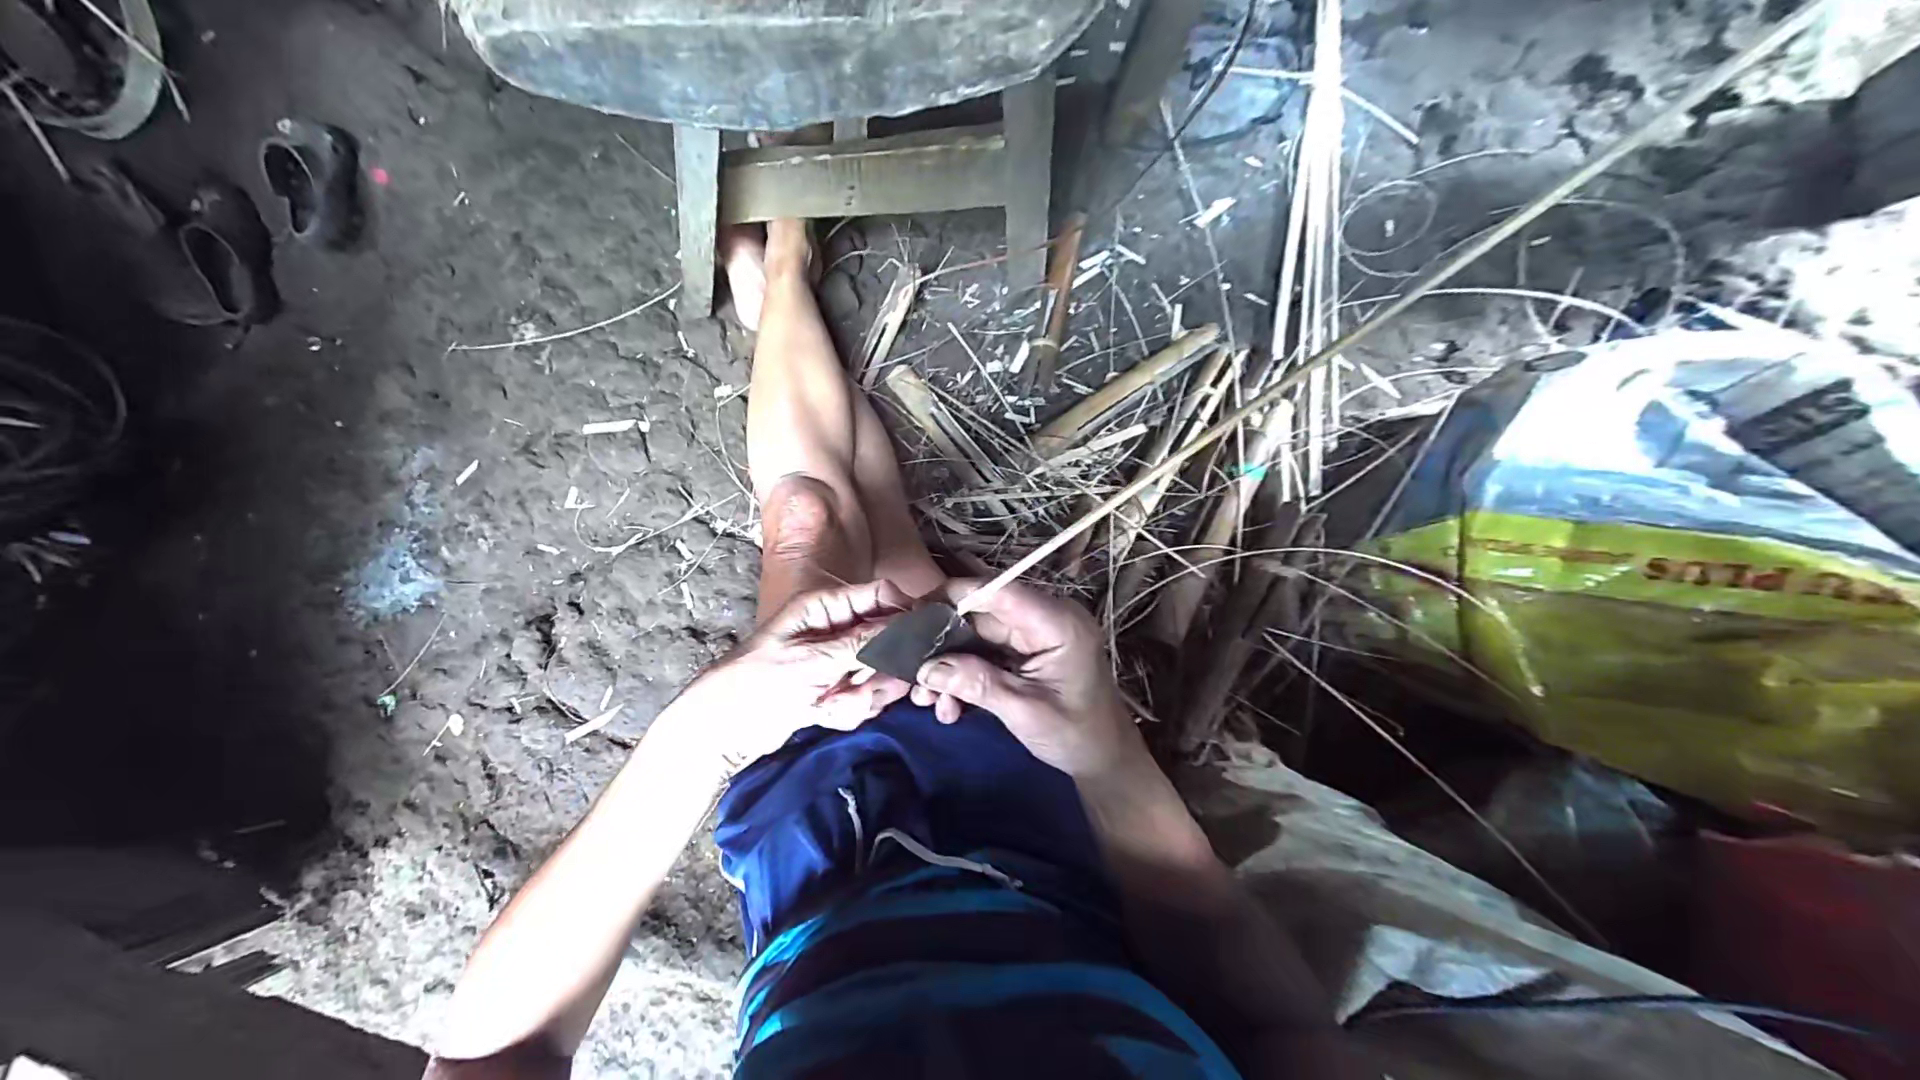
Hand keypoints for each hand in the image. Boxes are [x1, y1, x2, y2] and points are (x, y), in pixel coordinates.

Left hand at [675, 580, 912, 772]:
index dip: (905, 615)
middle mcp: (838, 628)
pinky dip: (849, 709)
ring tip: (829, 704)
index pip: (883, 595)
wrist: (726, 730)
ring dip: (862, 695)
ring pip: (882, 672)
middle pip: (890, 638)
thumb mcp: (813, 661)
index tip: (917, 642)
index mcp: (827, 606)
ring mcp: (841, 659)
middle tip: (856, 688)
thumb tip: (910, 626)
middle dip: (878, 671)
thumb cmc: (758, 685)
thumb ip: (864, 643)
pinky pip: (867, 696)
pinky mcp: (839, 686)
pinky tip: (822, 713)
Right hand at [909, 579, 1141, 778]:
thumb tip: (928, 667)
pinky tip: (946, 705)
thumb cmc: (1076, 736)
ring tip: (925, 699)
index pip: (999, 591)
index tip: (914, 612)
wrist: (1104, 760)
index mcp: (1057, 623)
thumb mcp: (1025, 711)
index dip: (954, 595)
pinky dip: (961, 674)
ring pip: (975, 635)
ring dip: (947, 664)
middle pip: (980, 614)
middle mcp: (1044, 619)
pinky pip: (982, 652)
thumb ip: (978, 684)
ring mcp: (1032, 635)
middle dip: (942, 642)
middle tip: (908, 667)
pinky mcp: (1023, 651)